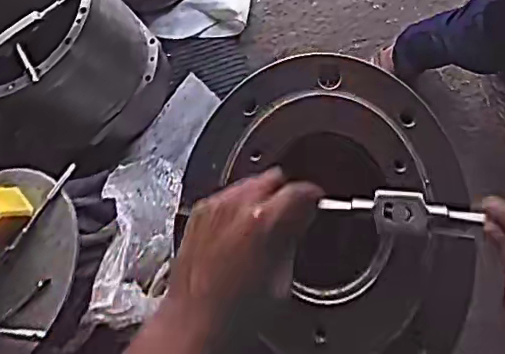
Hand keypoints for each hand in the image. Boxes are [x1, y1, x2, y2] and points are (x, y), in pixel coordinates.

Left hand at [147, 170, 321, 350]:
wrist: (191, 326)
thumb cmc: (231, 316)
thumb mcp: (279, 282)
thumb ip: (294, 239)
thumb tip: (303, 218)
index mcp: (261, 220)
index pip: (300, 190)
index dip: (312, 195)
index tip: (314, 200)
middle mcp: (236, 205)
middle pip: (273, 178)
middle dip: (284, 194)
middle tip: (288, 215)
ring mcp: (215, 206)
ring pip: (249, 182)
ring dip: (260, 198)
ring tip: (261, 227)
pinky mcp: (200, 211)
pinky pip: (227, 196)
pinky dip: (237, 206)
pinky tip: (238, 232)